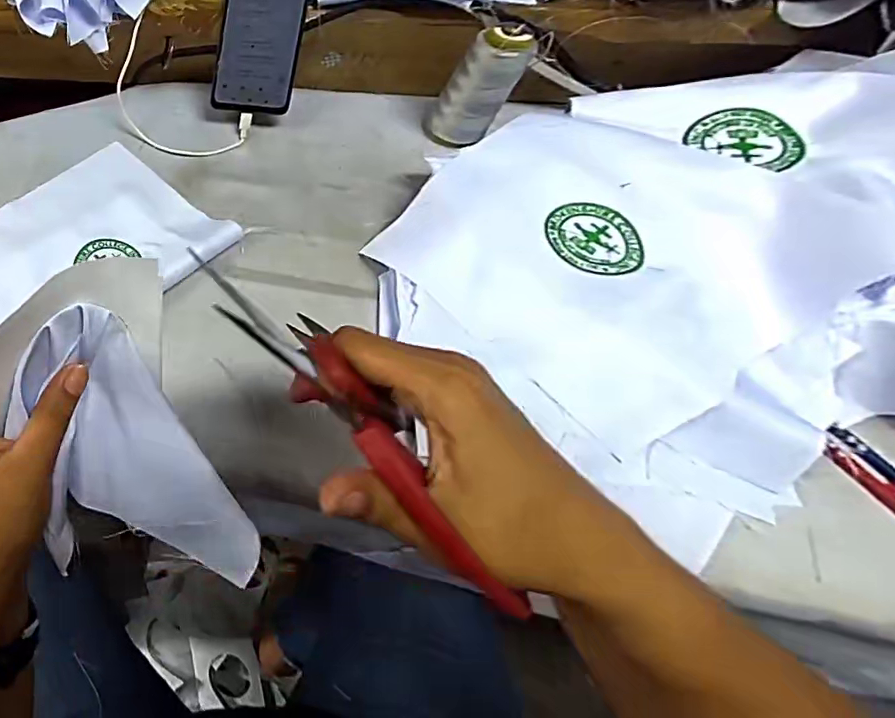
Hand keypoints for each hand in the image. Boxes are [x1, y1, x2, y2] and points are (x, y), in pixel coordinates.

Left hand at [0, 363, 86, 663]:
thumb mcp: (31, 463)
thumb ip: (53, 412)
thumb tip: (76, 365)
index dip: (32, 361)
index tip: (69, 347)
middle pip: (4, 392)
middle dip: (39, 387)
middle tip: (79, 370)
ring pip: (12, 414)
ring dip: (39, 412)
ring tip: (75, 394)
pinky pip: (13, 435)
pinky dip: (35, 433)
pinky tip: (60, 427)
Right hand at [317, 328, 658, 603]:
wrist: (591, 549)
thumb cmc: (516, 532)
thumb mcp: (438, 522)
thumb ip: (375, 498)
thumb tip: (322, 495)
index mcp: (442, 386)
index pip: (358, 345)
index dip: (322, 363)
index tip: (304, 399)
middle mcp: (451, 368)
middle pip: (369, 350)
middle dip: (335, 377)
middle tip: (322, 418)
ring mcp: (463, 377)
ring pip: (385, 362)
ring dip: (358, 390)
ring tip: (359, 436)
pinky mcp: (467, 391)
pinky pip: (407, 375)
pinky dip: (383, 396)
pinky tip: (388, 434)